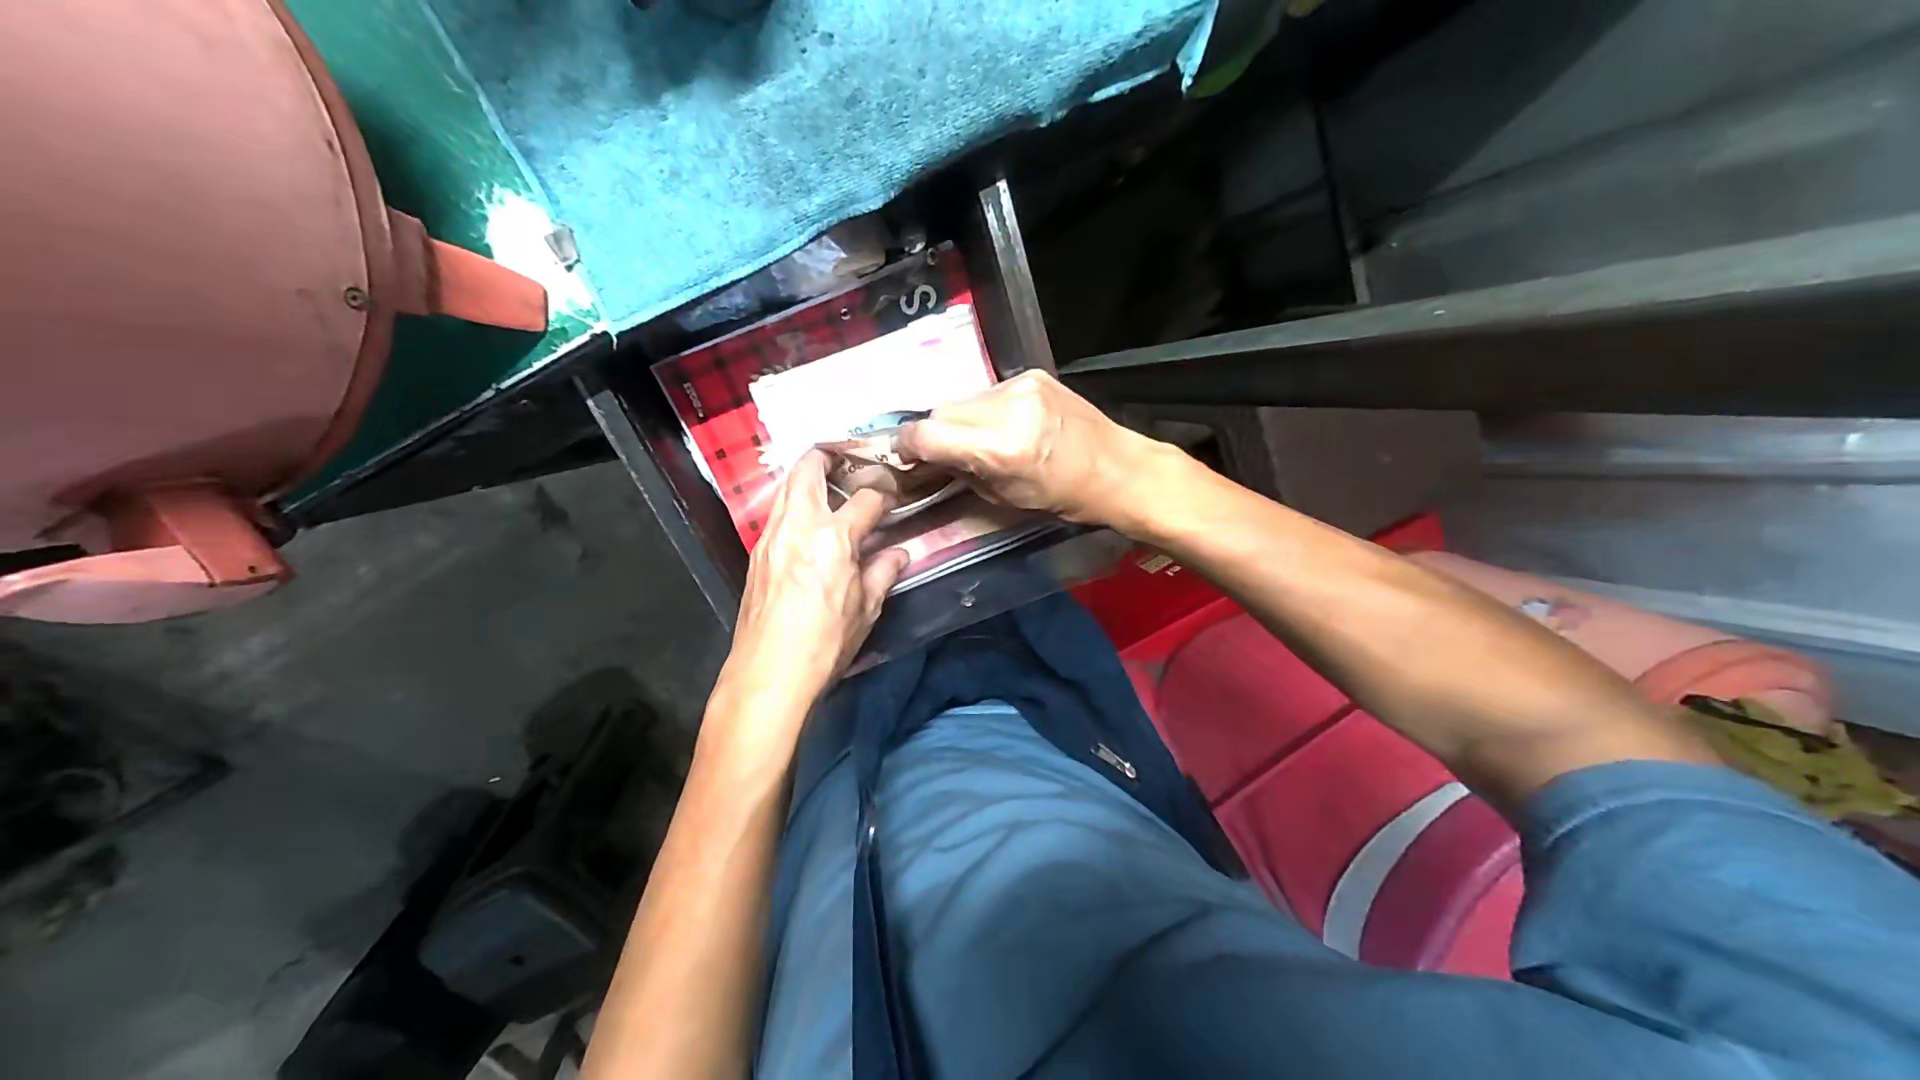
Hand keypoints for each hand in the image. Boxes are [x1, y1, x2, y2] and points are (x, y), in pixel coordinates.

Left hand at [717, 450, 908, 711]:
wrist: (768, 672)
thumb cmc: (825, 642)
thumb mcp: (866, 609)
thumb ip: (882, 573)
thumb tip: (898, 554)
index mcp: (832, 537)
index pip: (866, 499)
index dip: (883, 495)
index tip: (892, 501)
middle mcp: (797, 526)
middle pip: (809, 469)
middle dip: (829, 456)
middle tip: (849, 460)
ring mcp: (770, 537)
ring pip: (787, 490)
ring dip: (808, 480)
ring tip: (831, 490)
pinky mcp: (756, 554)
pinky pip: (778, 515)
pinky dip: (796, 507)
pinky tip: (810, 527)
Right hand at [895, 370, 1164, 525]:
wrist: (1116, 468)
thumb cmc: (1062, 497)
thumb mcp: (1004, 497)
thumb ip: (962, 471)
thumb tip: (931, 457)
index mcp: (1000, 447)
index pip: (927, 433)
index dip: (907, 446)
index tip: (905, 456)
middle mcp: (1007, 408)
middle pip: (942, 411)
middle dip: (937, 433)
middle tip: (946, 453)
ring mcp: (1021, 386)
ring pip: (965, 399)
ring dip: (963, 420)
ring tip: (985, 440)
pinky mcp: (1032, 375)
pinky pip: (990, 391)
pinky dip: (987, 409)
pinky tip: (1009, 425)